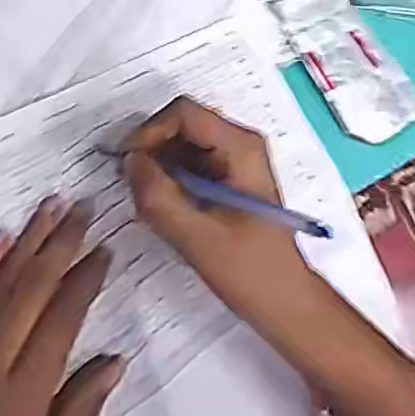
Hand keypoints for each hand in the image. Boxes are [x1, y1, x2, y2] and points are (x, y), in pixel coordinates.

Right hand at [122, 97, 314, 319]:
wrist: (286, 301)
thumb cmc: (251, 271)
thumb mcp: (198, 238)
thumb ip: (158, 197)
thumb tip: (130, 161)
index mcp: (241, 147)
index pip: (184, 114)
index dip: (150, 131)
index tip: (128, 161)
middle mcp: (240, 142)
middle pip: (182, 123)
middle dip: (153, 148)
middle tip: (132, 181)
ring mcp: (235, 157)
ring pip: (183, 141)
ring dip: (159, 163)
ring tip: (145, 197)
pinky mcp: (228, 175)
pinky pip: (189, 160)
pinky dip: (170, 175)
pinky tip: (163, 204)